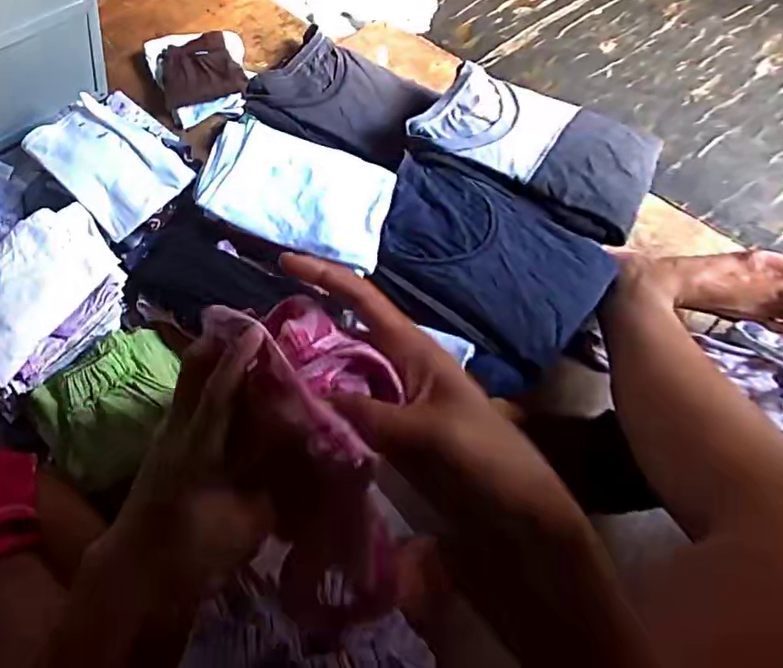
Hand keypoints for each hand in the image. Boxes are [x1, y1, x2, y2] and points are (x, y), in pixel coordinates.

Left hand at [90, 324, 274, 606]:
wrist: (131, 574)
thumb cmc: (188, 554)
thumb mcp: (242, 527)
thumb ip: (274, 488)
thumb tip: (301, 456)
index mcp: (195, 448)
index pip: (217, 392)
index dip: (237, 358)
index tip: (258, 330)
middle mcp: (176, 428)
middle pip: (193, 369)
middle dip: (220, 341)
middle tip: (252, 323)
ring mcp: (167, 432)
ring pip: (190, 380)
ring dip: (215, 358)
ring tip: (248, 347)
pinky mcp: (166, 441)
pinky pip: (191, 397)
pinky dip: (212, 381)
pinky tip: (235, 389)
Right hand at [278, 254, 588, 530]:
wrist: (524, 520)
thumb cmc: (487, 461)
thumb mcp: (430, 436)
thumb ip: (371, 415)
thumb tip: (312, 396)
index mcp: (412, 348)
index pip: (363, 298)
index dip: (324, 275)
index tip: (284, 262)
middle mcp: (397, 365)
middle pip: (343, 332)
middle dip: (304, 324)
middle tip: (258, 332)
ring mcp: (393, 399)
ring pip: (340, 371)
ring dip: (307, 368)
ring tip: (264, 370)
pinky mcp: (389, 432)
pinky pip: (345, 409)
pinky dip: (319, 406)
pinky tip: (293, 416)